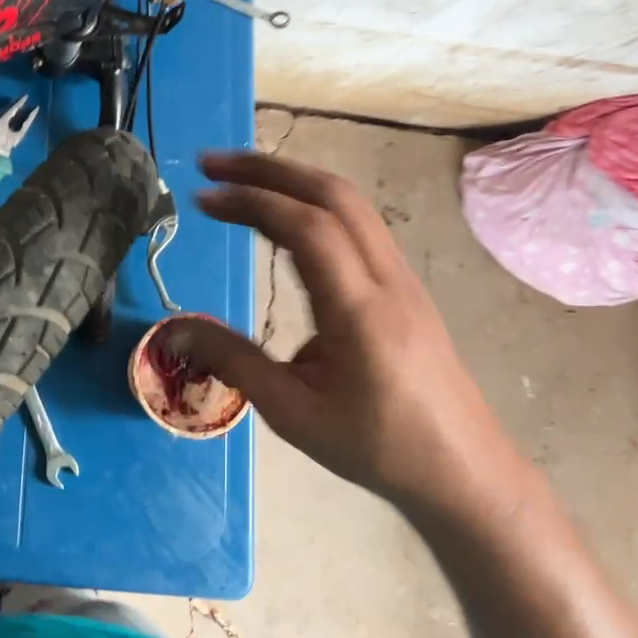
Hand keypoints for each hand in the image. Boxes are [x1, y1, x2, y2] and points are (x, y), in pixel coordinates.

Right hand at [179, 150, 521, 513]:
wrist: (465, 474)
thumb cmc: (377, 447)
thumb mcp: (292, 412)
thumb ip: (232, 360)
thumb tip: (173, 329)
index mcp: (360, 310)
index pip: (307, 227)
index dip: (251, 201)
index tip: (202, 198)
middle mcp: (387, 279)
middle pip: (333, 195)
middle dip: (269, 169)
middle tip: (212, 164)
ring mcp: (403, 279)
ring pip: (351, 203)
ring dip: (294, 179)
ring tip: (241, 177)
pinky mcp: (406, 287)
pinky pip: (359, 224)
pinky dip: (314, 202)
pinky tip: (286, 215)